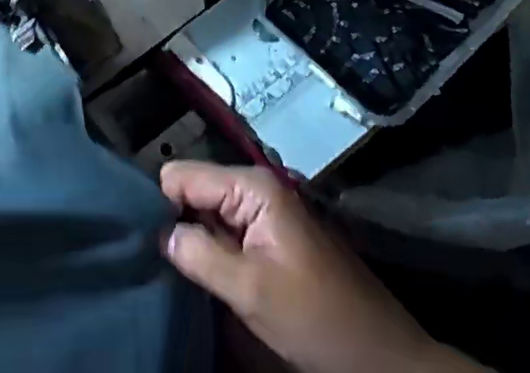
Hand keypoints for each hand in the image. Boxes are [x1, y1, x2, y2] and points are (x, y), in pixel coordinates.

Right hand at [159, 162, 484, 372]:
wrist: (380, 354)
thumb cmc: (318, 318)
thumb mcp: (252, 290)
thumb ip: (200, 255)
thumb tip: (158, 233)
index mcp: (253, 187)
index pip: (182, 175)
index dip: (162, 206)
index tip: (148, 242)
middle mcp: (255, 188)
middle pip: (193, 191)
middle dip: (175, 223)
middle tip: (160, 264)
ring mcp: (263, 212)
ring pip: (206, 214)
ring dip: (192, 241)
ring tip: (176, 272)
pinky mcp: (267, 238)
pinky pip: (224, 233)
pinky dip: (211, 251)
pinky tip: (202, 276)